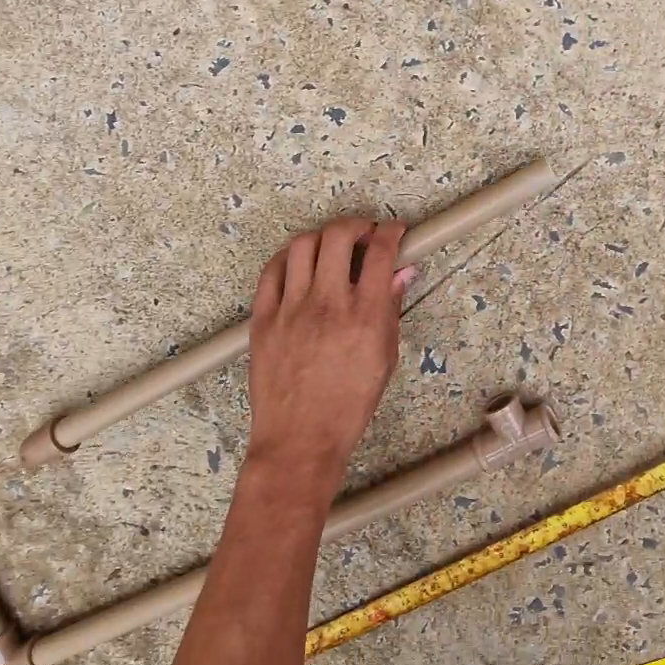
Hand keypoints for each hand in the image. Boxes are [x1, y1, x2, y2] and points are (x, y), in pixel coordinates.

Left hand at [243, 218, 412, 489]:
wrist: (300, 439)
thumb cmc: (349, 404)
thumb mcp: (384, 357)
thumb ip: (391, 308)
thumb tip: (402, 272)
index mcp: (364, 316)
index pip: (380, 252)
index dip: (391, 231)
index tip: (394, 230)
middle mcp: (327, 305)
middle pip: (338, 236)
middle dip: (356, 225)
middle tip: (363, 234)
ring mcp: (291, 310)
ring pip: (302, 245)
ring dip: (322, 237)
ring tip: (331, 247)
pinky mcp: (263, 319)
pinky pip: (271, 271)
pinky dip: (288, 258)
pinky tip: (299, 263)